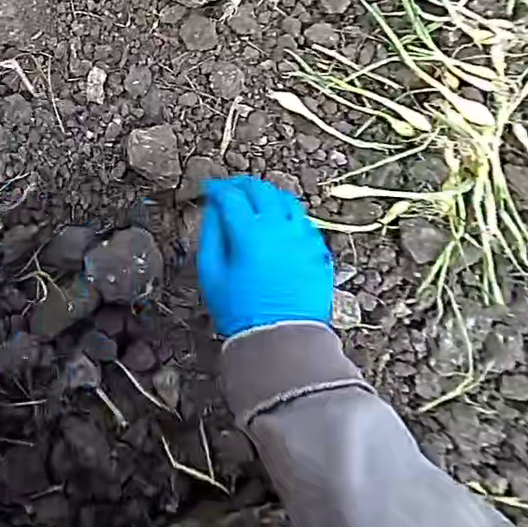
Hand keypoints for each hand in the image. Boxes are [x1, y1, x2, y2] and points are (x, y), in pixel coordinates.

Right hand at [196, 176, 333, 337]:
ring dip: (267, 194)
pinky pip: (302, 221)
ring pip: (286, 199)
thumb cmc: (242, 313)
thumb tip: (214, 210)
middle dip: (241, 185)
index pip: (231, 196)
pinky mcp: (318, 251)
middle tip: (230, 189)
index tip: (209, 190)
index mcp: (250, 232)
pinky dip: (287, 214)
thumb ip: (211, 236)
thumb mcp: (212, 275)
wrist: (282, 341)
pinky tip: (278, 223)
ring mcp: (303, 237)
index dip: (217, 189)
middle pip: (260, 190)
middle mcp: (279, 228)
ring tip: (255, 201)